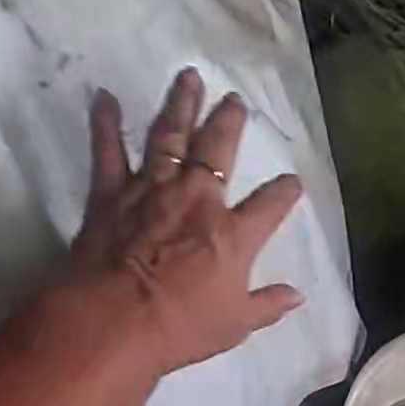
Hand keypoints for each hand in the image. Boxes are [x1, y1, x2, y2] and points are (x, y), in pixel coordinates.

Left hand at [51, 68, 305, 375]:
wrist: (117, 321)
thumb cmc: (184, 327)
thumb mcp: (237, 324)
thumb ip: (269, 305)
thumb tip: (298, 295)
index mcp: (233, 236)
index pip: (269, 206)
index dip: (285, 193)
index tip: (294, 183)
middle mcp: (197, 201)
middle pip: (217, 150)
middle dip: (229, 123)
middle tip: (235, 101)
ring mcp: (152, 191)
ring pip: (169, 136)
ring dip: (180, 105)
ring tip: (188, 78)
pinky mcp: (111, 194)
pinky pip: (108, 151)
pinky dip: (106, 123)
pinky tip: (106, 98)